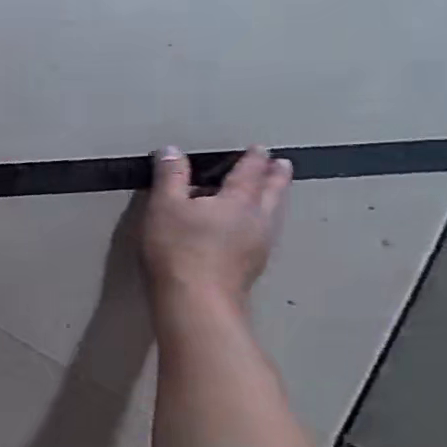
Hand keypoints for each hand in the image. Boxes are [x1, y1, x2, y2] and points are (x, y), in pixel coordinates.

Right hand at [141, 145, 291, 307]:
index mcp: (238, 200)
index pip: (249, 173)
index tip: (260, 149)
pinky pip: (265, 230)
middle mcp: (257, 219)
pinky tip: (255, 225)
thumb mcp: (164, 205)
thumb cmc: (178, 247)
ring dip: (275, 197)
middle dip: (276, 176)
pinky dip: (264, 218)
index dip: (253, 159)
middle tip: (282, 164)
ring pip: (273, 213)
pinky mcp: (253, 263)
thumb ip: (170, 176)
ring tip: (274, 190)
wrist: (197, 298)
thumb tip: (171, 150)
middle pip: (272, 192)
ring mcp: (260, 243)